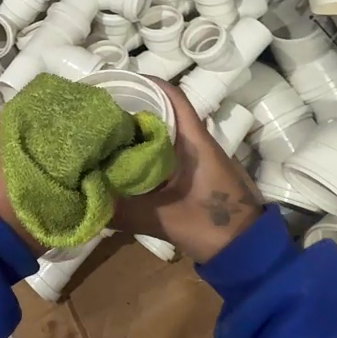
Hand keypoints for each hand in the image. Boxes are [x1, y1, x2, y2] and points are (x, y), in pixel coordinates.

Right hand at [112, 81, 263, 263]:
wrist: (249, 253)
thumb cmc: (211, 226)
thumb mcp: (164, 220)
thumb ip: (124, 212)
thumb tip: (87, 203)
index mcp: (195, 142)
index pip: (173, 97)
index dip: (148, 84)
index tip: (118, 84)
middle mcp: (199, 142)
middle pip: (166, 112)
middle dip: (136, 108)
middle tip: (104, 111)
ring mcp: (200, 158)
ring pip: (168, 132)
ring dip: (142, 130)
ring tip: (109, 132)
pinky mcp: (199, 174)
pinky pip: (171, 151)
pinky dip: (150, 150)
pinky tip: (128, 161)